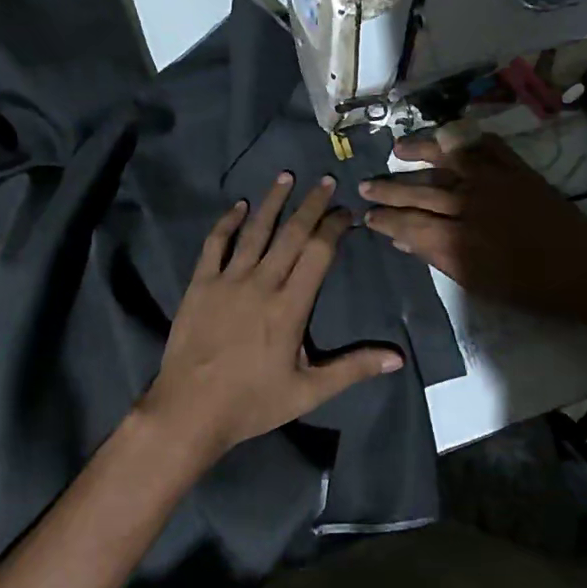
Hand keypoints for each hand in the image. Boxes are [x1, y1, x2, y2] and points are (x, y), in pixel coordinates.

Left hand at [139, 173, 404, 460]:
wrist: (189, 411)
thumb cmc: (252, 402)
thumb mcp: (309, 391)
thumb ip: (353, 369)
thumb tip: (398, 358)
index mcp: (290, 306)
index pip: (318, 252)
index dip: (334, 227)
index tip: (346, 212)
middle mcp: (261, 283)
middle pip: (291, 233)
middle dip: (311, 204)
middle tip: (326, 180)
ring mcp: (228, 280)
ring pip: (255, 230)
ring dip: (272, 201)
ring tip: (286, 176)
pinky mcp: (200, 284)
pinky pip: (214, 244)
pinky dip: (227, 222)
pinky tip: (237, 206)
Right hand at [360, 134, 586, 322]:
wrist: (583, 268)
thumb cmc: (529, 286)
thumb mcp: (476, 281)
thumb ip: (436, 256)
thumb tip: (400, 238)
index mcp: (459, 238)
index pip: (409, 222)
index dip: (384, 218)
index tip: (366, 215)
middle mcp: (470, 204)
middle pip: (420, 191)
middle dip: (389, 188)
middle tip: (365, 185)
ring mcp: (494, 181)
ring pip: (445, 159)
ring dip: (418, 152)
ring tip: (396, 149)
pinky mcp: (515, 168)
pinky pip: (484, 145)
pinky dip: (464, 138)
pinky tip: (447, 135)